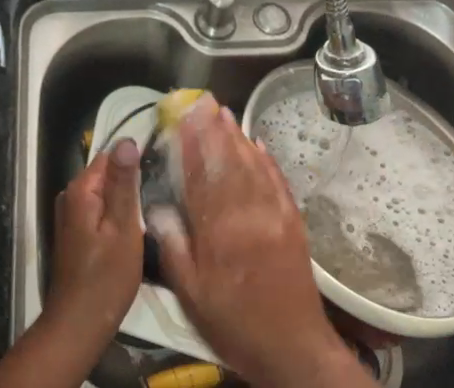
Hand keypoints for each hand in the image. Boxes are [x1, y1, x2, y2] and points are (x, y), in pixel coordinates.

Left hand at [44, 138, 143, 341]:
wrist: (79, 324)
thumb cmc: (106, 278)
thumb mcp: (123, 228)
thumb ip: (124, 184)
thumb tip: (127, 141)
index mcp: (80, 190)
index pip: (111, 156)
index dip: (135, 162)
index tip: (161, 173)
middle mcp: (70, 196)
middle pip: (107, 175)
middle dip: (131, 184)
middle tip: (159, 199)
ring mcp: (71, 215)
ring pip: (105, 195)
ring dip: (126, 203)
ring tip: (152, 215)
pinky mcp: (76, 233)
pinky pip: (100, 212)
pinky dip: (117, 218)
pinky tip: (134, 232)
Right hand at [154, 97, 371, 387]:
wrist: (294, 350)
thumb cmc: (235, 324)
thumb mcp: (192, 294)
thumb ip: (174, 248)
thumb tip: (158, 208)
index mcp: (218, 231)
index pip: (201, 175)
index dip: (191, 143)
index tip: (183, 117)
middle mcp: (247, 215)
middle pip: (228, 162)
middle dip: (215, 130)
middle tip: (206, 102)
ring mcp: (274, 217)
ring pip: (253, 167)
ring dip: (239, 138)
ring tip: (226, 113)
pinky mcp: (293, 225)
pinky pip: (278, 183)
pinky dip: (267, 161)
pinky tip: (258, 146)